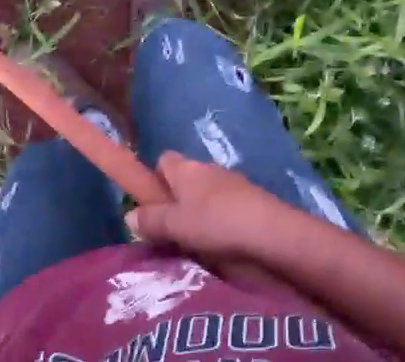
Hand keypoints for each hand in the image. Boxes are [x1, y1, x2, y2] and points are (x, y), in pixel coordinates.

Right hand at [124, 151, 304, 260]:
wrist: (275, 233)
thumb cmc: (216, 224)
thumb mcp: (176, 227)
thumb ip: (151, 221)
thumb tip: (129, 215)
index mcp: (184, 168)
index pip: (162, 160)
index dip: (156, 180)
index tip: (157, 205)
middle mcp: (207, 167)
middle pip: (187, 178)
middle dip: (181, 199)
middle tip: (178, 228)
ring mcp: (235, 182)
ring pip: (210, 193)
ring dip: (206, 210)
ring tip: (206, 241)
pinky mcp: (256, 199)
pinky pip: (232, 206)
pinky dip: (228, 220)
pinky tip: (230, 242)